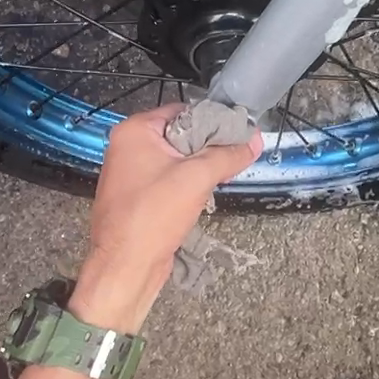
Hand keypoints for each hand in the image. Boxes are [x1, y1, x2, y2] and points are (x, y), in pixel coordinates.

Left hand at [69, 104, 261, 331]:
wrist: (126, 266)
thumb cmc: (149, 218)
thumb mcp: (197, 178)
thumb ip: (228, 155)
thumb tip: (252, 141)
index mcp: (134, 132)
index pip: (182, 111)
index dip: (212, 120)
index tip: (236, 131)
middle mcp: (128, 148)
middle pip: (181, 134)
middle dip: (208, 146)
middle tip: (232, 155)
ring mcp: (131, 173)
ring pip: (178, 158)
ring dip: (200, 167)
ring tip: (220, 176)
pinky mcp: (139, 195)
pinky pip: (170, 178)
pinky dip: (188, 183)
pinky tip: (203, 194)